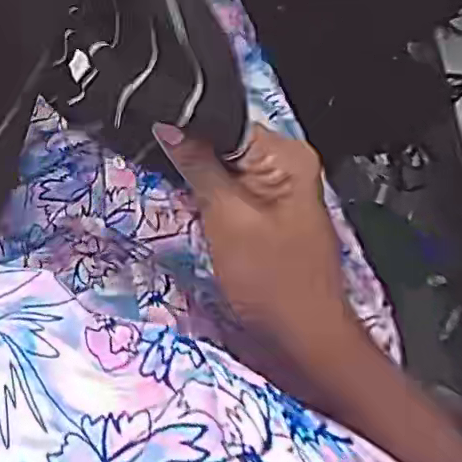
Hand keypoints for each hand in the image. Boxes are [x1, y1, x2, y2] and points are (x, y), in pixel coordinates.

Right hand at [153, 123, 349, 329]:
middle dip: (193, 154)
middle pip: (225, 140)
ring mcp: (282, 183)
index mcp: (286, 155)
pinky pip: (233, 182)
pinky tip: (198, 205)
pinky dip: (212, 191)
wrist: (303, 339)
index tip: (157, 139)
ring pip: (225, 162)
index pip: (226, 122)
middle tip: (164, 169)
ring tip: (181, 191)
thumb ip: (197, 164)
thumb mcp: (225, 216)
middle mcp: (289, 161)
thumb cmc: (270, 280)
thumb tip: (168, 126)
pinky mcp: (271, 203)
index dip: (189, 129)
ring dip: (200, 175)